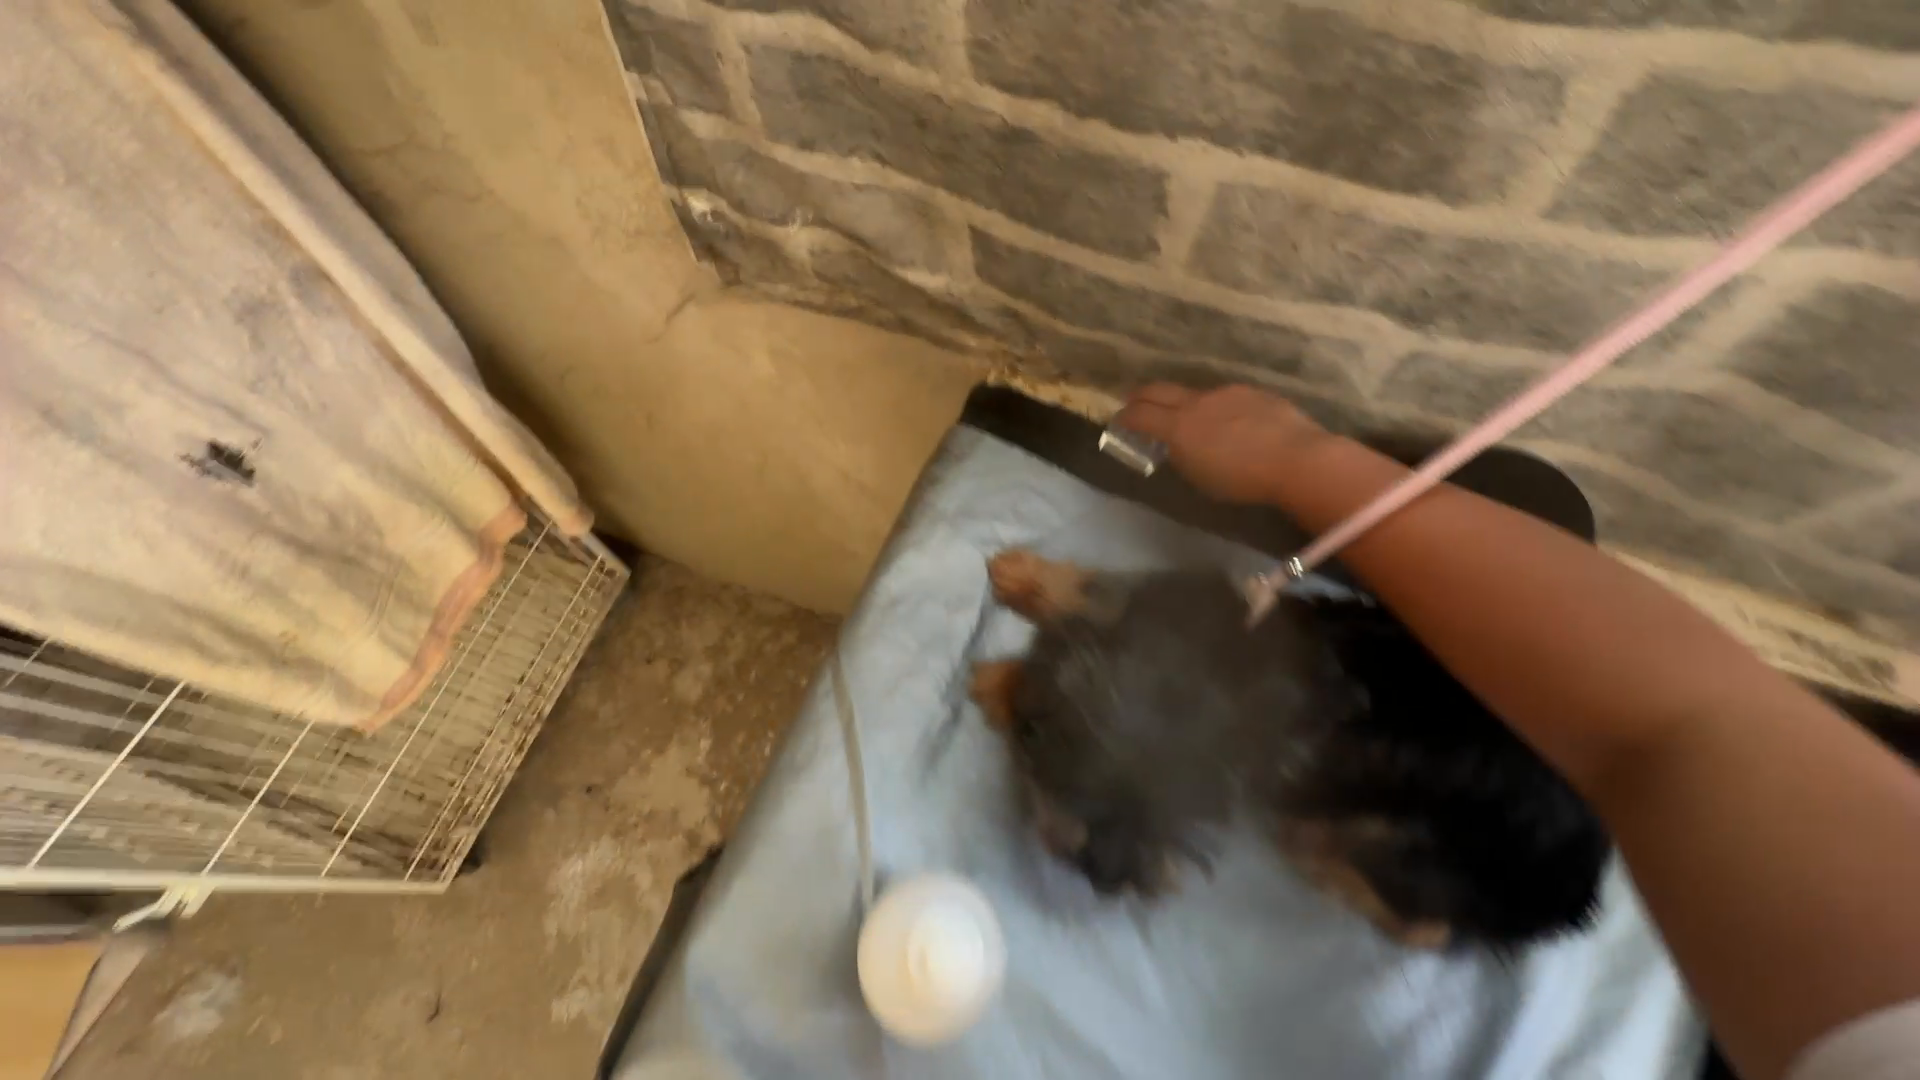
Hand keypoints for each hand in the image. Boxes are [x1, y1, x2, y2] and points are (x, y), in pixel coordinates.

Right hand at [1114, 384, 1334, 503]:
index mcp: (1178, 426)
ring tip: (1189, 418)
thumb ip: (1180, 455)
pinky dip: (1217, 408)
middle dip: (1141, 396)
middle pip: (1159, 390)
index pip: (1139, 414)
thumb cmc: (1242, 479)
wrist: (1298, 459)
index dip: (1124, 418)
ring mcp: (1227, 393)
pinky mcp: (1253, 393)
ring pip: (1195, 394)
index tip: (1118, 421)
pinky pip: (1225, 398)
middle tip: (1134, 403)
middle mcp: (1197, 401)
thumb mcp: (1198, 477)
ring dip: (1183, 403)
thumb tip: (1174, 444)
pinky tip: (1230, 423)